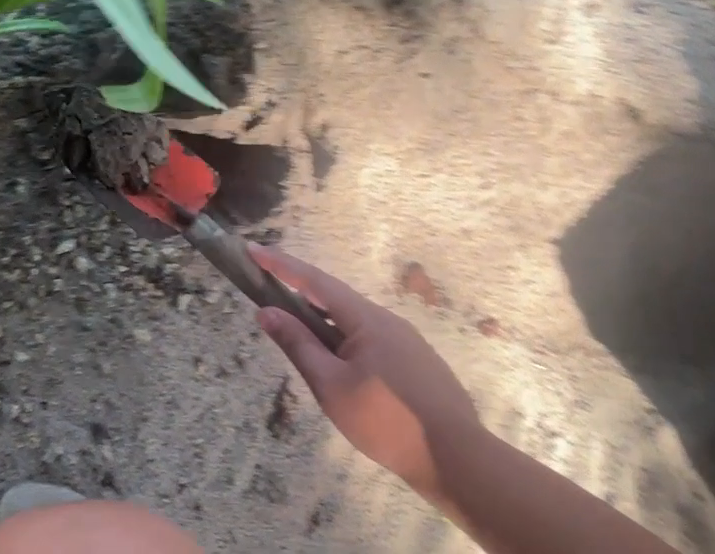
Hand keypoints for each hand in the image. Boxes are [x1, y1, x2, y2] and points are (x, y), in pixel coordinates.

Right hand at [249, 244, 482, 498]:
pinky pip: (371, 339)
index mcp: (367, 320)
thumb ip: (297, 344)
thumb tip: (266, 311)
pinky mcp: (419, 366)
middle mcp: (390, 322)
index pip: (315, 282)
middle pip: (336, 298)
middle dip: (300, 292)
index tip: (252, 249)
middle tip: (268, 292)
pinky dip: (344, 338)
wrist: (462, 463)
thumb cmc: (387, 421)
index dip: (281, 265)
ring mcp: (409, 344)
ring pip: (354, 322)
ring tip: (300, 336)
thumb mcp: (330, 385)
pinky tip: (339, 364)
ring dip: (322, 320)